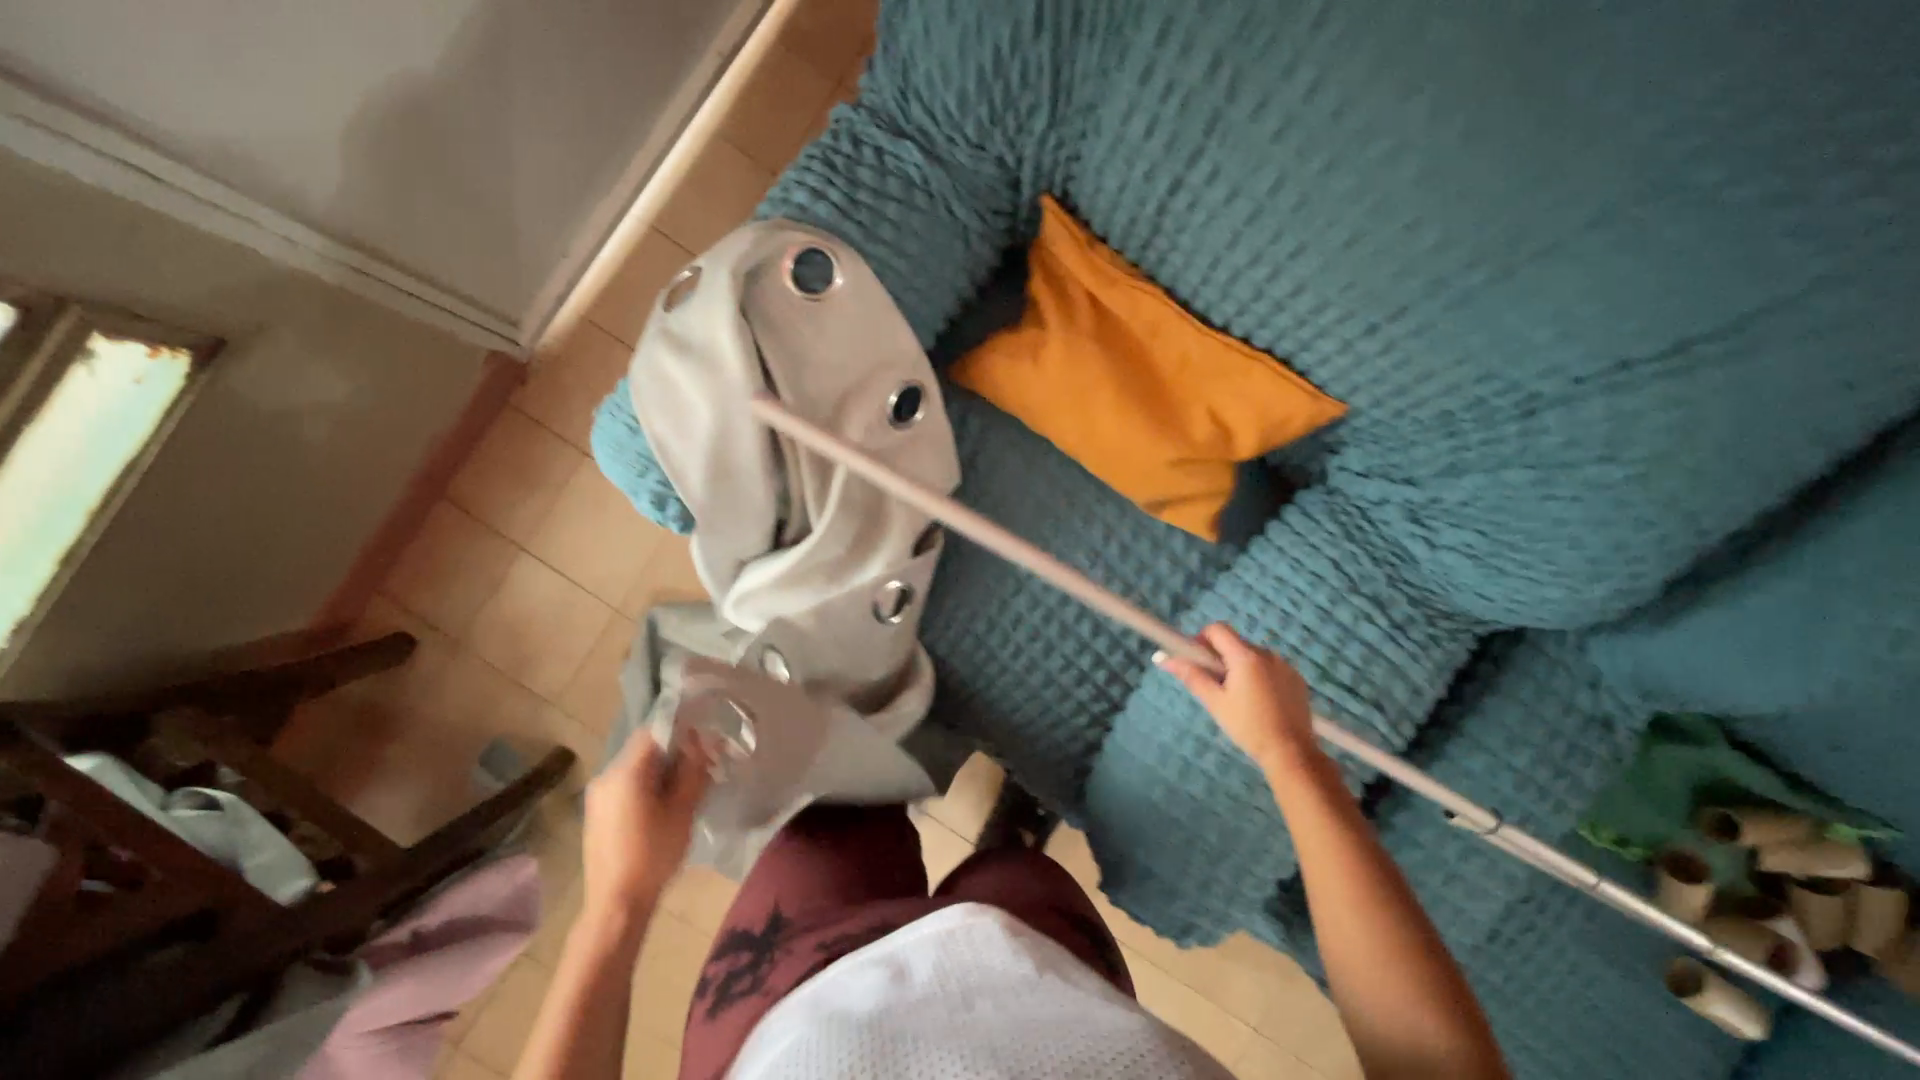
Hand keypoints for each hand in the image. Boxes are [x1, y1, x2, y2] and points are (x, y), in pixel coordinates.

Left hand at [580, 733, 710, 920]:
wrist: (616, 902)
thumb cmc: (654, 855)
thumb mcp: (682, 811)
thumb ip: (693, 771)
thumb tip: (705, 741)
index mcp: (625, 772)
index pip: (654, 731)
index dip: (681, 730)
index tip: (704, 741)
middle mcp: (606, 776)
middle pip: (644, 750)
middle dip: (674, 755)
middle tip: (700, 771)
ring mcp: (598, 796)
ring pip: (636, 769)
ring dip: (661, 773)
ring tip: (684, 793)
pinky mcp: (597, 813)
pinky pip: (626, 786)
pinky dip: (646, 787)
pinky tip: (662, 810)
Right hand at [1158, 623, 1320, 775]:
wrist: (1290, 752)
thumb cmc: (1247, 727)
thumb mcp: (1215, 702)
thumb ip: (1192, 676)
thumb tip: (1164, 659)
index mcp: (1245, 657)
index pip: (1217, 629)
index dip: (1201, 639)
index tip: (1197, 661)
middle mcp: (1267, 654)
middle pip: (1235, 643)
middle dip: (1220, 658)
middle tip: (1215, 686)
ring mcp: (1285, 666)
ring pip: (1253, 656)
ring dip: (1240, 668)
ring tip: (1239, 699)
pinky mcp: (1297, 679)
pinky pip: (1271, 668)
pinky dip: (1260, 677)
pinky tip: (1260, 703)